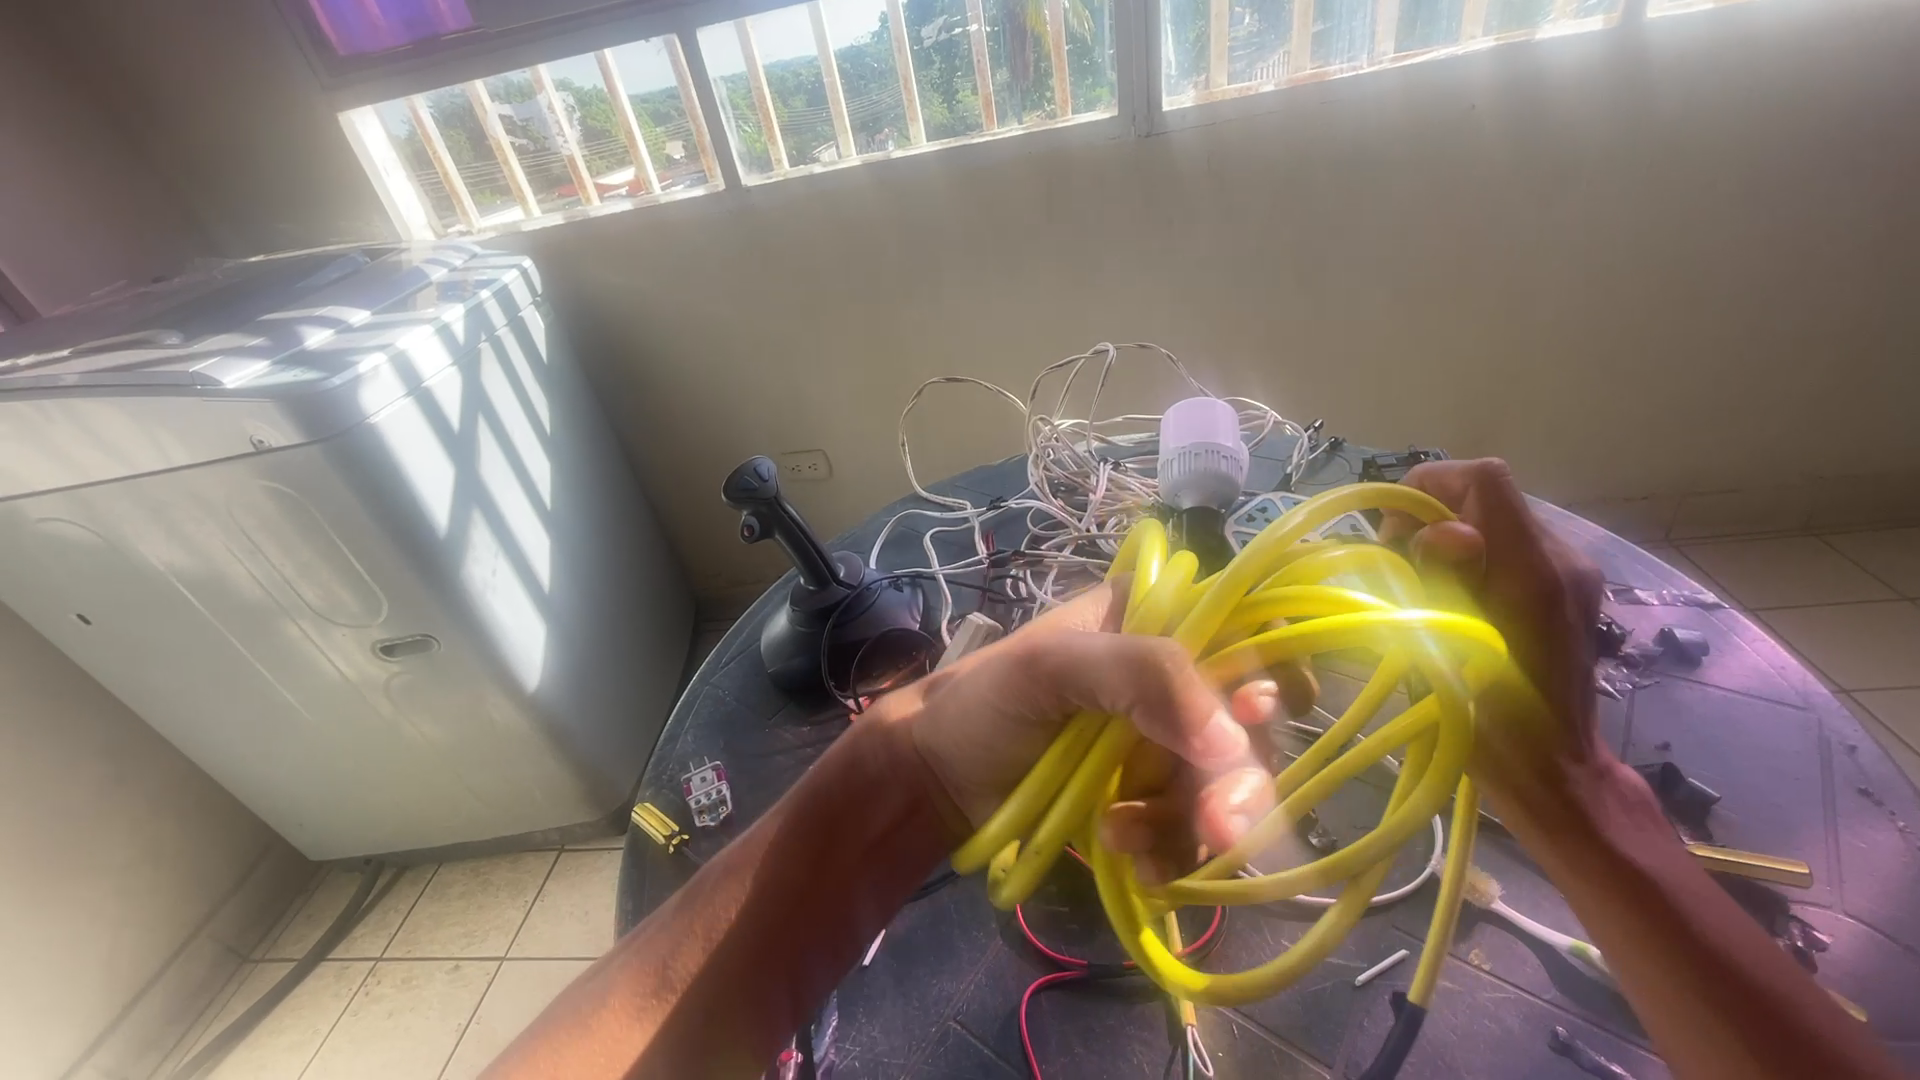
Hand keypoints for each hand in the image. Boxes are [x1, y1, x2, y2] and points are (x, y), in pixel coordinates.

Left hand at [881, 582, 1315, 880]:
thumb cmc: (986, 701)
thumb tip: (1235, 740)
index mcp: (1155, 621)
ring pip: (1230, 788)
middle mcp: (1173, 680)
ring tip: (1122, 833)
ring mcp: (1164, 745)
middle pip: (1251, 725)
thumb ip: (1142, 676)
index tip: (1253, 713)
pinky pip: (1196, 834)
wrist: (940, 778)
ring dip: (1192, 824)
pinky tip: (1128, 858)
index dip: (1271, 671)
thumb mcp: (1052, 667)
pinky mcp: (1151, 802)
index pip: (1249, 631)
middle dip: (1238, 779)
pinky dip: (1173, 854)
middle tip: (1214, 819)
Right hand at [1381, 458, 1629, 828]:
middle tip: (1404, 574)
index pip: (1482, 478)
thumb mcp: (1449, 647)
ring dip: (1450, 543)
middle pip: (1486, 497)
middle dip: (1431, 521)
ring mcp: (1572, 574)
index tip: (1396, 539)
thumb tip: (1447, 531)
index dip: (1427, 490)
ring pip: (1496, 521)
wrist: (1552, 770)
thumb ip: (1446, 576)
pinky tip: (1458, 605)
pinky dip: (1474, 560)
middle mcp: (1562, 558)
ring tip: (1428, 593)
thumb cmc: (1489, 719)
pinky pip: (1511, 549)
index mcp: (1535, 568)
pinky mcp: (1569, 592)